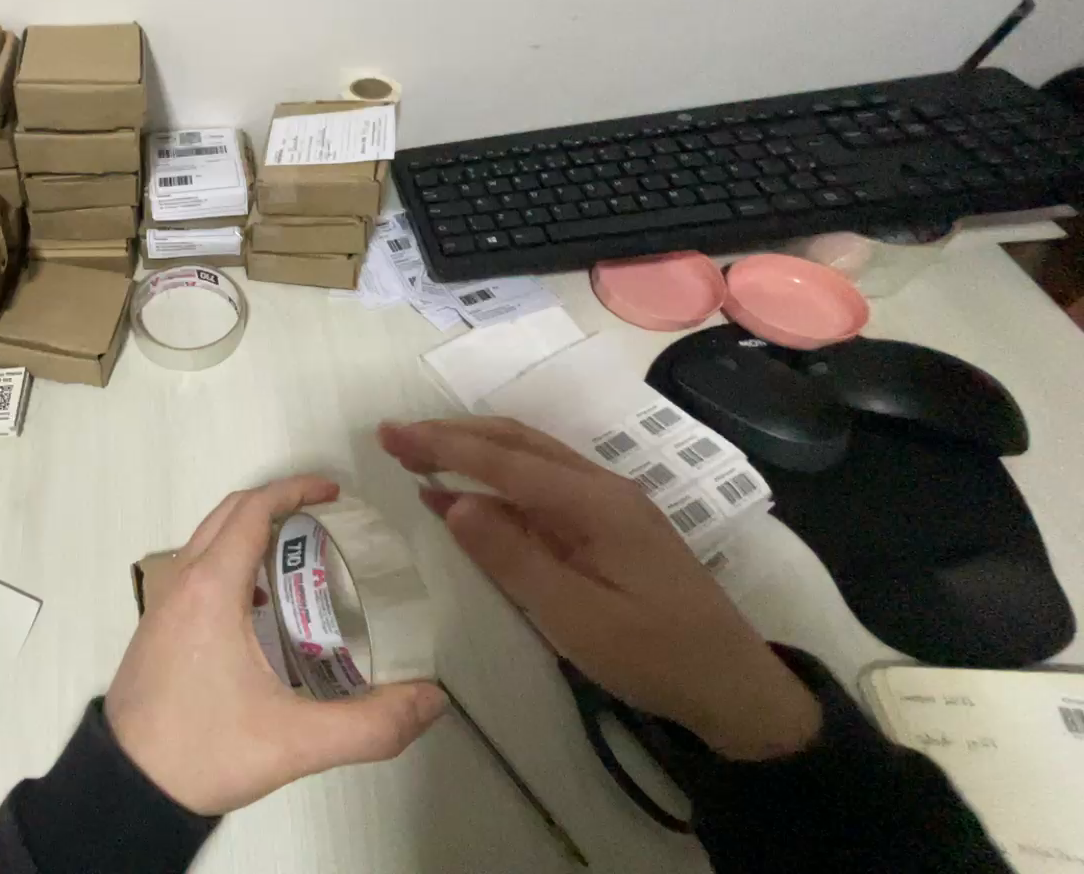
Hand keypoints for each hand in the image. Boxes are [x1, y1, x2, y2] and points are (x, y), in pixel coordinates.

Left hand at [105, 476, 447, 814]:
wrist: (129, 785)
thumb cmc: (205, 751)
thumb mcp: (294, 742)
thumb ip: (369, 725)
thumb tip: (431, 700)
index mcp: (210, 588)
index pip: (252, 511)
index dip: (294, 491)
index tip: (334, 494)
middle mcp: (182, 579)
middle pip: (229, 513)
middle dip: (277, 501)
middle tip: (326, 516)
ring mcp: (164, 599)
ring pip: (208, 537)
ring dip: (251, 527)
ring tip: (301, 551)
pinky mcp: (158, 621)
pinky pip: (198, 564)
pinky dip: (231, 555)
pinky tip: (262, 600)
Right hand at [378, 419, 820, 760]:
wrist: (733, 689)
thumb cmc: (652, 655)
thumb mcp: (574, 616)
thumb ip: (510, 555)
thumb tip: (449, 502)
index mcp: (595, 502)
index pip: (503, 460)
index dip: (442, 445)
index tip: (390, 434)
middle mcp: (598, 486)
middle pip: (513, 442)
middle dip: (449, 434)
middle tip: (392, 436)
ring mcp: (602, 501)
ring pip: (524, 455)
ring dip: (468, 448)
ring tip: (414, 452)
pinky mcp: (599, 521)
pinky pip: (535, 486)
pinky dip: (490, 480)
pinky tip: (457, 492)